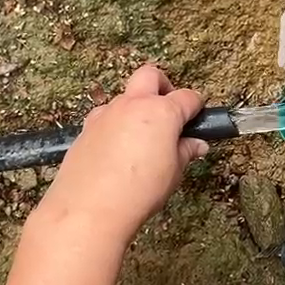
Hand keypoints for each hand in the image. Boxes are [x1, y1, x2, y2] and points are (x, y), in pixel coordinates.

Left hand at [35, 65, 207, 238]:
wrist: (90, 208)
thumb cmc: (138, 191)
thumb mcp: (173, 172)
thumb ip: (185, 152)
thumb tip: (195, 144)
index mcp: (161, 112)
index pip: (187, 97)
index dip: (196, 106)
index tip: (198, 116)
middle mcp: (132, 105)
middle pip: (150, 76)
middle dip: (163, 85)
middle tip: (169, 111)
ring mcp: (106, 114)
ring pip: (125, 97)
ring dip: (136, 108)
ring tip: (143, 139)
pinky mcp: (86, 128)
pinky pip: (105, 117)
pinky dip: (116, 125)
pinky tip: (119, 151)